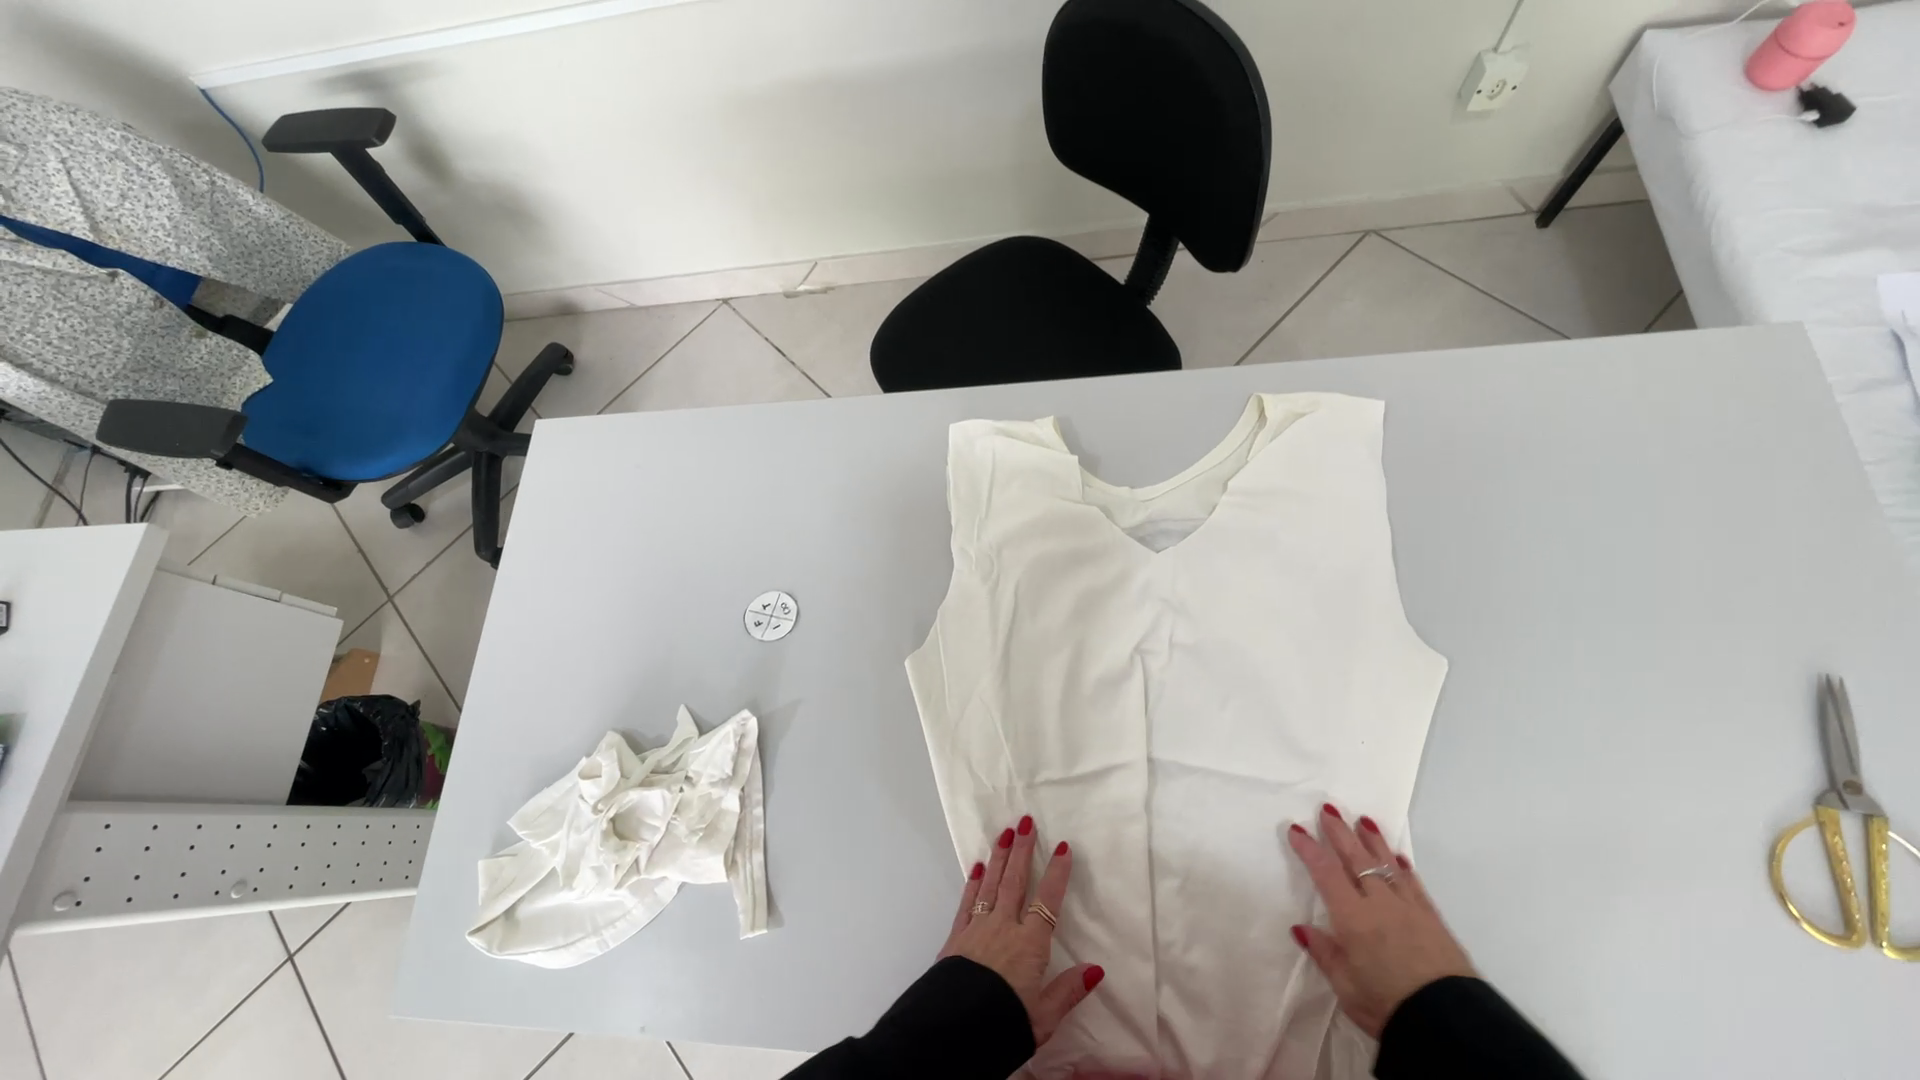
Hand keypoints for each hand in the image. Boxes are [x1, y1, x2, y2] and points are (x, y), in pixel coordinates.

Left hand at [939, 815, 1104, 1046]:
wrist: (953, 1032)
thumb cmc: (1004, 1025)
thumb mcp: (1044, 1018)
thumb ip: (1068, 990)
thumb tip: (1096, 968)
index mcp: (1030, 945)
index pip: (1047, 900)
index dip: (1056, 873)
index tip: (1062, 847)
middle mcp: (1004, 927)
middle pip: (1015, 881)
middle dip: (1022, 850)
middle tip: (1026, 821)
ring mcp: (978, 929)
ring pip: (991, 884)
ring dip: (999, 857)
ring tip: (1004, 832)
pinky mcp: (956, 938)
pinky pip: (967, 903)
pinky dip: (973, 883)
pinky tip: (976, 867)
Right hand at [1284, 804, 1474, 1038]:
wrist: (1449, 1022)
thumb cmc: (1387, 1006)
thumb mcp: (1346, 987)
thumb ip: (1325, 953)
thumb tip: (1302, 928)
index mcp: (1353, 918)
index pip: (1326, 873)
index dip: (1309, 849)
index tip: (1296, 829)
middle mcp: (1380, 904)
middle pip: (1356, 859)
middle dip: (1340, 832)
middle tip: (1328, 809)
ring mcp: (1409, 908)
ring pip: (1386, 865)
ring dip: (1372, 841)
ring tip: (1362, 821)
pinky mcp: (1432, 919)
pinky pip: (1413, 884)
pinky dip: (1402, 867)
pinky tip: (1397, 857)